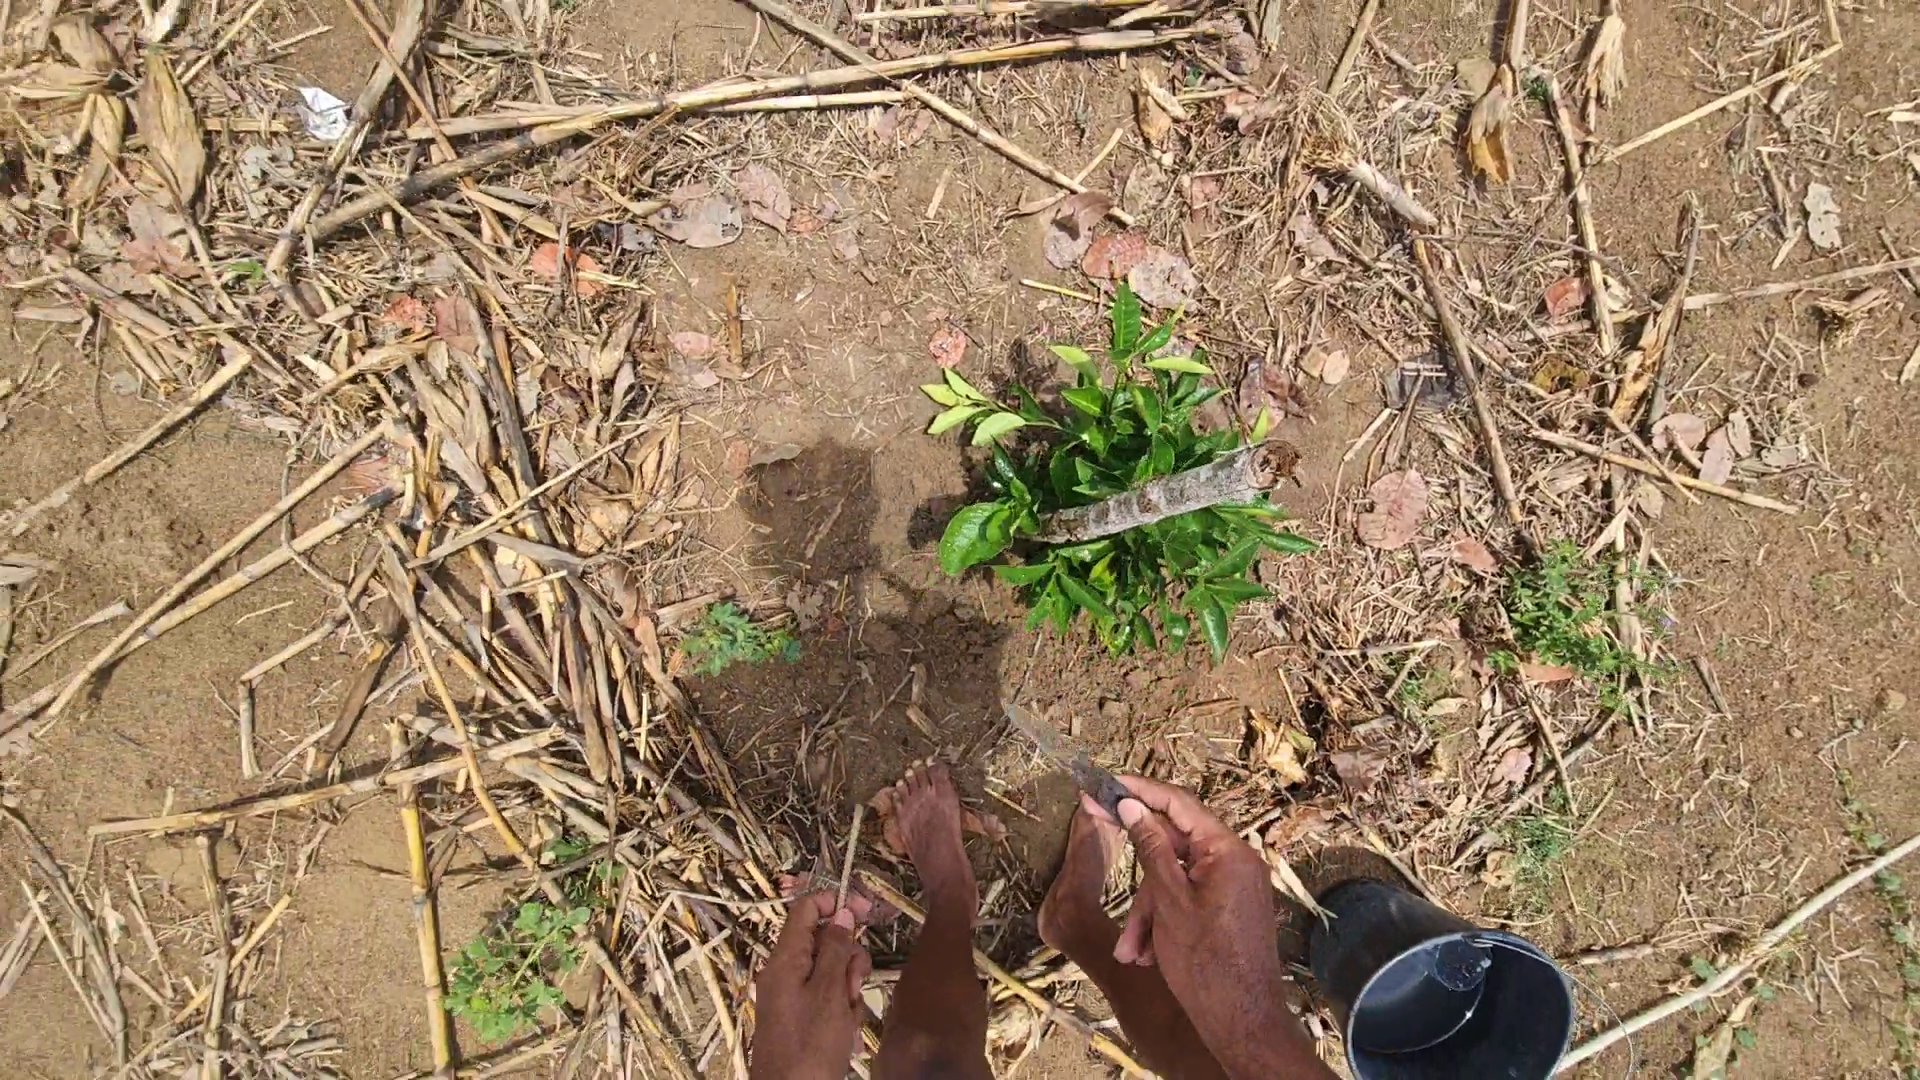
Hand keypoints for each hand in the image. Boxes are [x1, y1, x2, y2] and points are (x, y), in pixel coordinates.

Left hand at [749, 892, 870, 1079]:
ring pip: (830, 971)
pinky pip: (827, 998)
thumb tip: (841, 912)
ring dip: (848, 987)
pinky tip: (846, 1031)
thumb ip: (835, 948)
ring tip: (849, 1015)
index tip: (865, 912)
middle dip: (848, 957)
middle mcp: (785, 972)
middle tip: (854, 983)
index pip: (806, 909)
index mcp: (784, 959)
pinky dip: (841, 1008)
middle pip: (823, 941)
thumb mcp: (828, 991)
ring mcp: (792, 997)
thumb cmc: (810, 1045)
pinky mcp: (800, 1019)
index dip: (835, 903)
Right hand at [1103, 777, 1329, 1078]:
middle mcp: (1234, 861)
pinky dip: (1163, 919)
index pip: (1179, 803)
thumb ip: (1150, 846)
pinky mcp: (1227, 907)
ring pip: (1175, 877)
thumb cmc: (1205, 964)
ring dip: (1147, 909)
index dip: (1140, 790)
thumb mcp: (1168, 900)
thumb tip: (1130, 804)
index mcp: (1227, 851)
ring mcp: (1232, 885)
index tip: (1108, 782)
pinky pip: (1187, 898)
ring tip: (1129, 948)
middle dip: (1139, 872)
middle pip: (1174, 844)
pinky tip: (1142, 952)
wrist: (1244, 1030)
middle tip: (1096, 830)